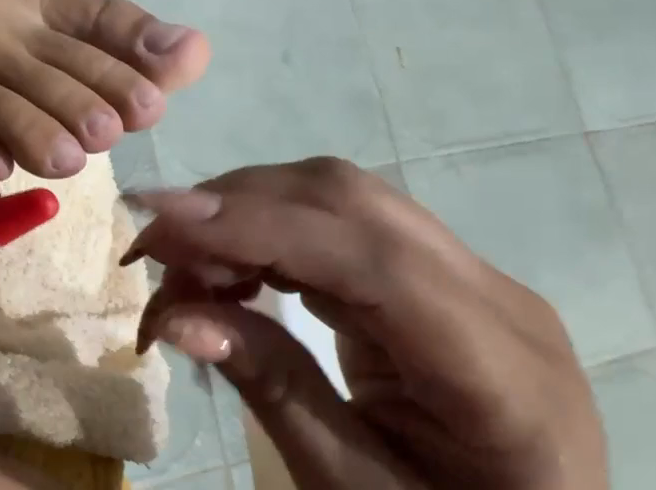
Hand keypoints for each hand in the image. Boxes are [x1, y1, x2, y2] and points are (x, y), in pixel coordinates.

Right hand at [124, 159, 605, 489]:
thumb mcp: (353, 487)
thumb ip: (272, 391)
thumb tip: (173, 317)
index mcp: (504, 376)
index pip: (371, 260)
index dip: (257, 226)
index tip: (154, 218)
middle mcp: (496, 301)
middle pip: (347, 203)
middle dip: (231, 209)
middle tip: (151, 255)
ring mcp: (467, 278)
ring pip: (333, 195)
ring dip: (240, 212)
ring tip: (182, 267)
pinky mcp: (430, 271)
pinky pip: (333, 218)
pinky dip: (261, 228)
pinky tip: (228, 267)